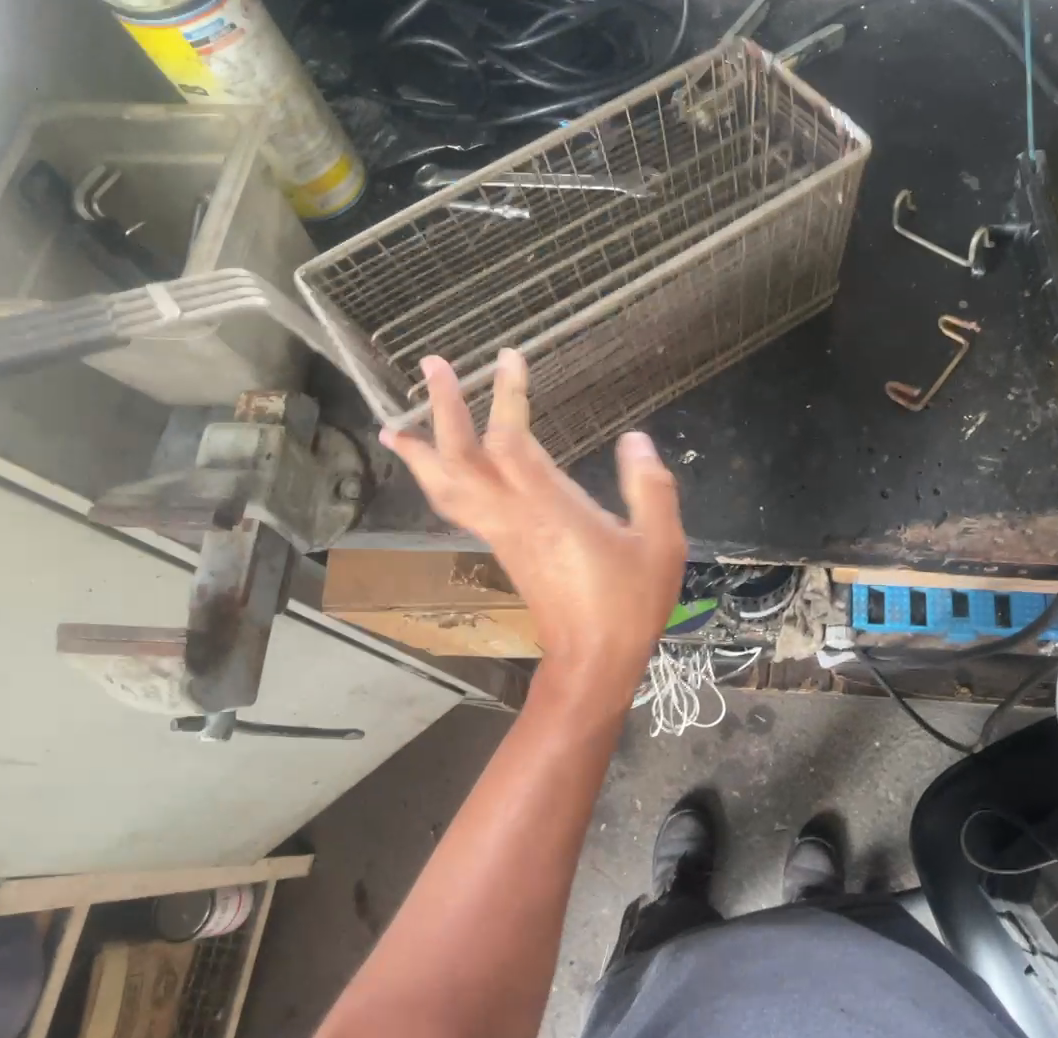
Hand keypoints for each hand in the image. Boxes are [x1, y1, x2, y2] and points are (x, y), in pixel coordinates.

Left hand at [379, 352, 686, 676]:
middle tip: (432, 364)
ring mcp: (502, 535)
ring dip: (421, 451)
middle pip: (461, 457)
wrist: (594, 659)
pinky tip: (439, 471)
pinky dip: (438, 480)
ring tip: (395, 424)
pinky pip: (457, 507)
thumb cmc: (629, 603)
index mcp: (550, 509)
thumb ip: (650, 487)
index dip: (506, 395)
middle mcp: (514, 517)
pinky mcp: (503, 550)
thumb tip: (636, 439)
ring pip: (446, 487)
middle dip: (445, 408)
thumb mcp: (661, 544)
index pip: (512, 440)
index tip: (508, 357)